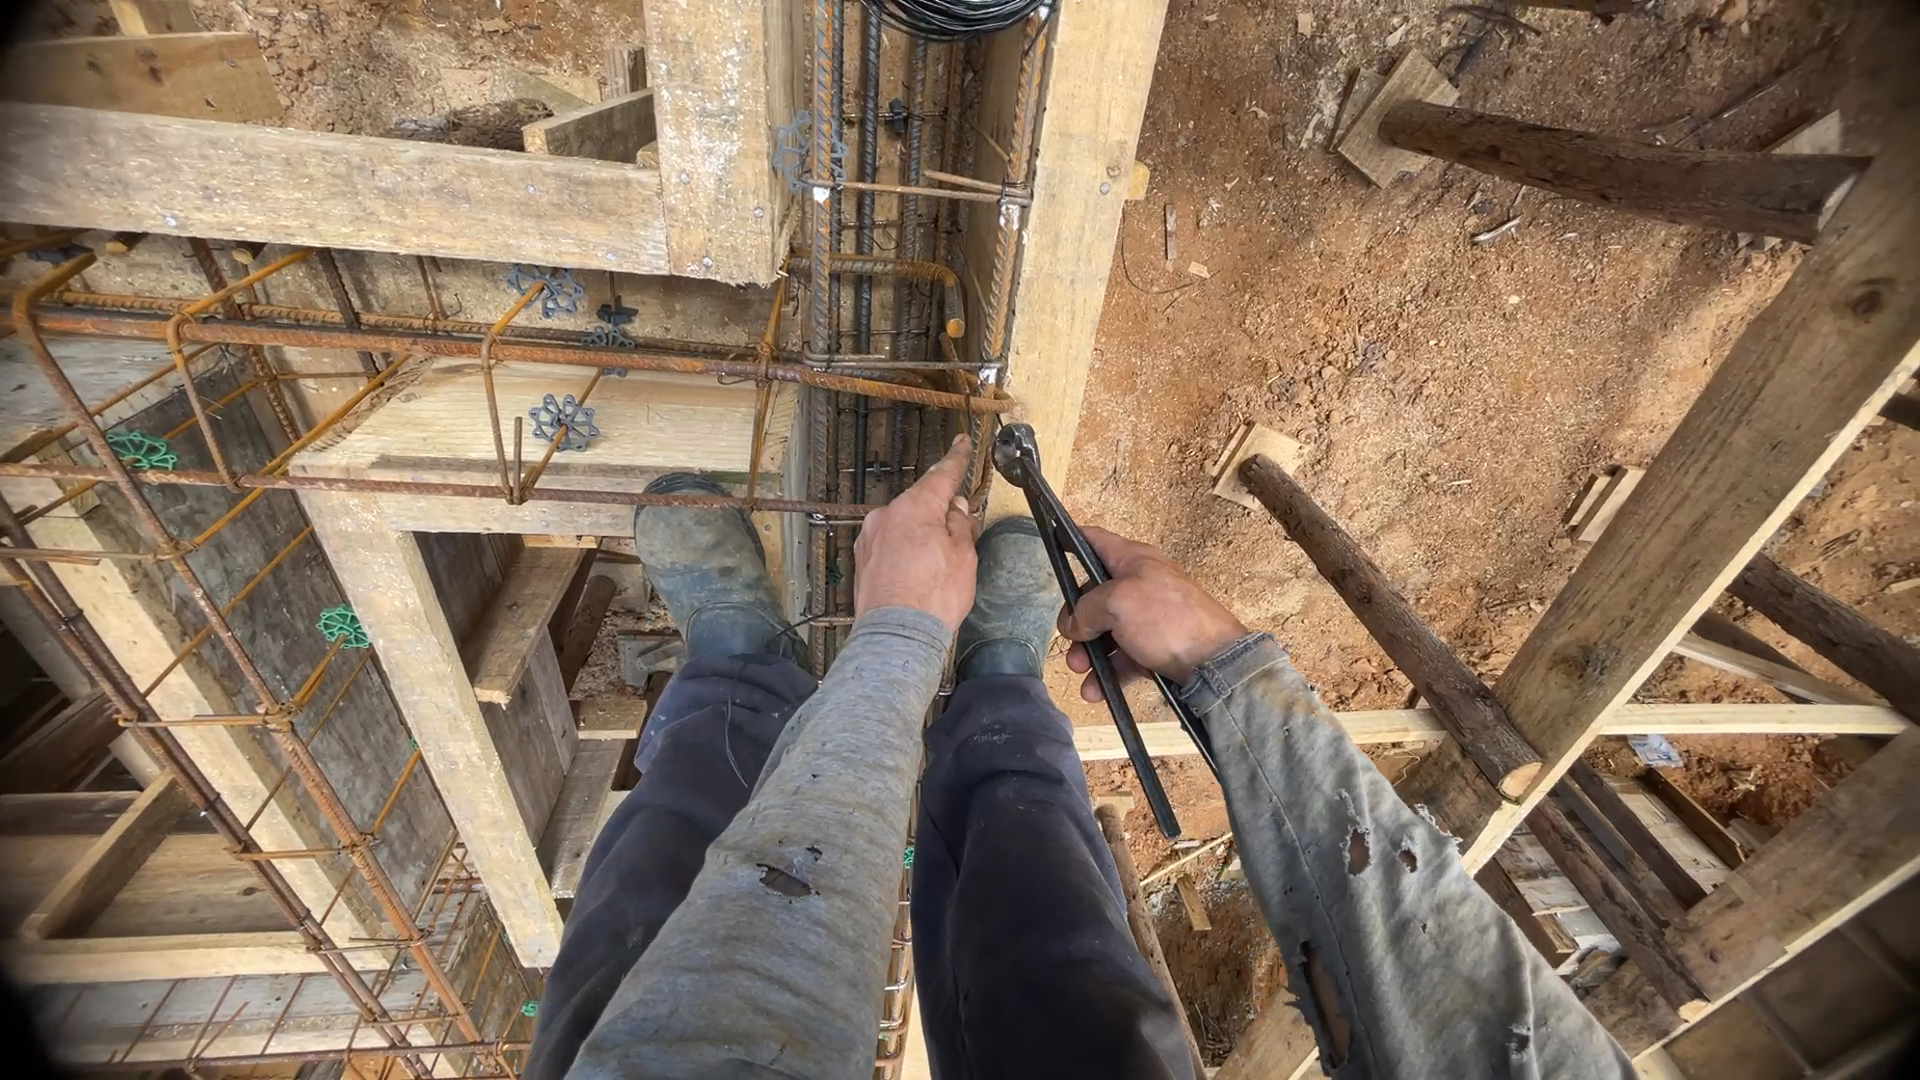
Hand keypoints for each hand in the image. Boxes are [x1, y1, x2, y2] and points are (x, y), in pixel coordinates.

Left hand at [854, 435, 978, 632]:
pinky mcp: (862, 560)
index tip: (962, 443)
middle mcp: (886, 516)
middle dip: (939, 511)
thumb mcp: (963, 556)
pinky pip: (890, 544)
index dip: (955, 459)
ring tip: (938, 564)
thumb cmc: (933, 597)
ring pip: (904, 525)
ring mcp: (870, 538)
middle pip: (920, 503)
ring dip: (921, 534)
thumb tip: (955, 507)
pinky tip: (917, 571)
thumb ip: (960, 524)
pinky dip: (905, 551)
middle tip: (960, 529)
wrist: (896, 636)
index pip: (941, 475)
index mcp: (914, 507)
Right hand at [1058, 526, 1247, 701]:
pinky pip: (1123, 658)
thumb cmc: (1167, 619)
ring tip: (1080, 671)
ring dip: (1088, 653)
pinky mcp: (1156, 648)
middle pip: (1094, 595)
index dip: (1072, 540)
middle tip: (1069, 639)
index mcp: (1133, 560)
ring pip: (1106, 631)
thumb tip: (1074, 625)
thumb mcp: (1117, 602)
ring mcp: (1149, 619)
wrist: (1216, 663)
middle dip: (1076, 620)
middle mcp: (1140, 585)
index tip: (1051, 545)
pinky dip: (1108, 673)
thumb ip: (1086, 608)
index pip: (1095, 540)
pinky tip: (1095, 690)